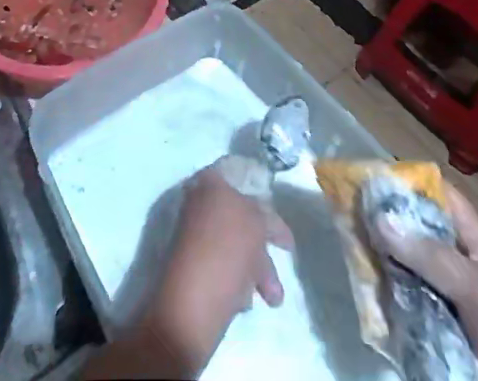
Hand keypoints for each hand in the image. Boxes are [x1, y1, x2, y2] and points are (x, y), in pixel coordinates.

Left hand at [85, 158, 293, 378]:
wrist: (191, 307)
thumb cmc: (227, 251)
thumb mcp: (257, 221)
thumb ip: (261, 210)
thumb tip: (259, 211)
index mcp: (209, 186)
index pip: (233, 169)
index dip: (254, 177)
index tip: (272, 195)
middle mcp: (199, 207)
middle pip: (241, 212)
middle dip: (265, 236)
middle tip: (286, 248)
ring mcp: (195, 239)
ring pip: (237, 245)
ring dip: (260, 269)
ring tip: (274, 297)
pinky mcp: (194, 269)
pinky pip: (225, 267)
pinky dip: (240, 281)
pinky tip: (246, 300)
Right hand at [369, 183, 477, 380]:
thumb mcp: (472, 284)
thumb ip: (429, 255)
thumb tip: (380, 218)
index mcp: (474, 241)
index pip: (444, 198)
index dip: (415, 184)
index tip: (378, 179)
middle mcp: (459, 262)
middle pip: (420, 233)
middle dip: (390, 225)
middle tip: (352, 218)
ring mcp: (450, 295)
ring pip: (411, 269)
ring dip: (386, 264)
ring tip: (351, 255)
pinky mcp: (442, 326)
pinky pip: (410, 304)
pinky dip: (391, 300)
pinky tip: (368, 297)